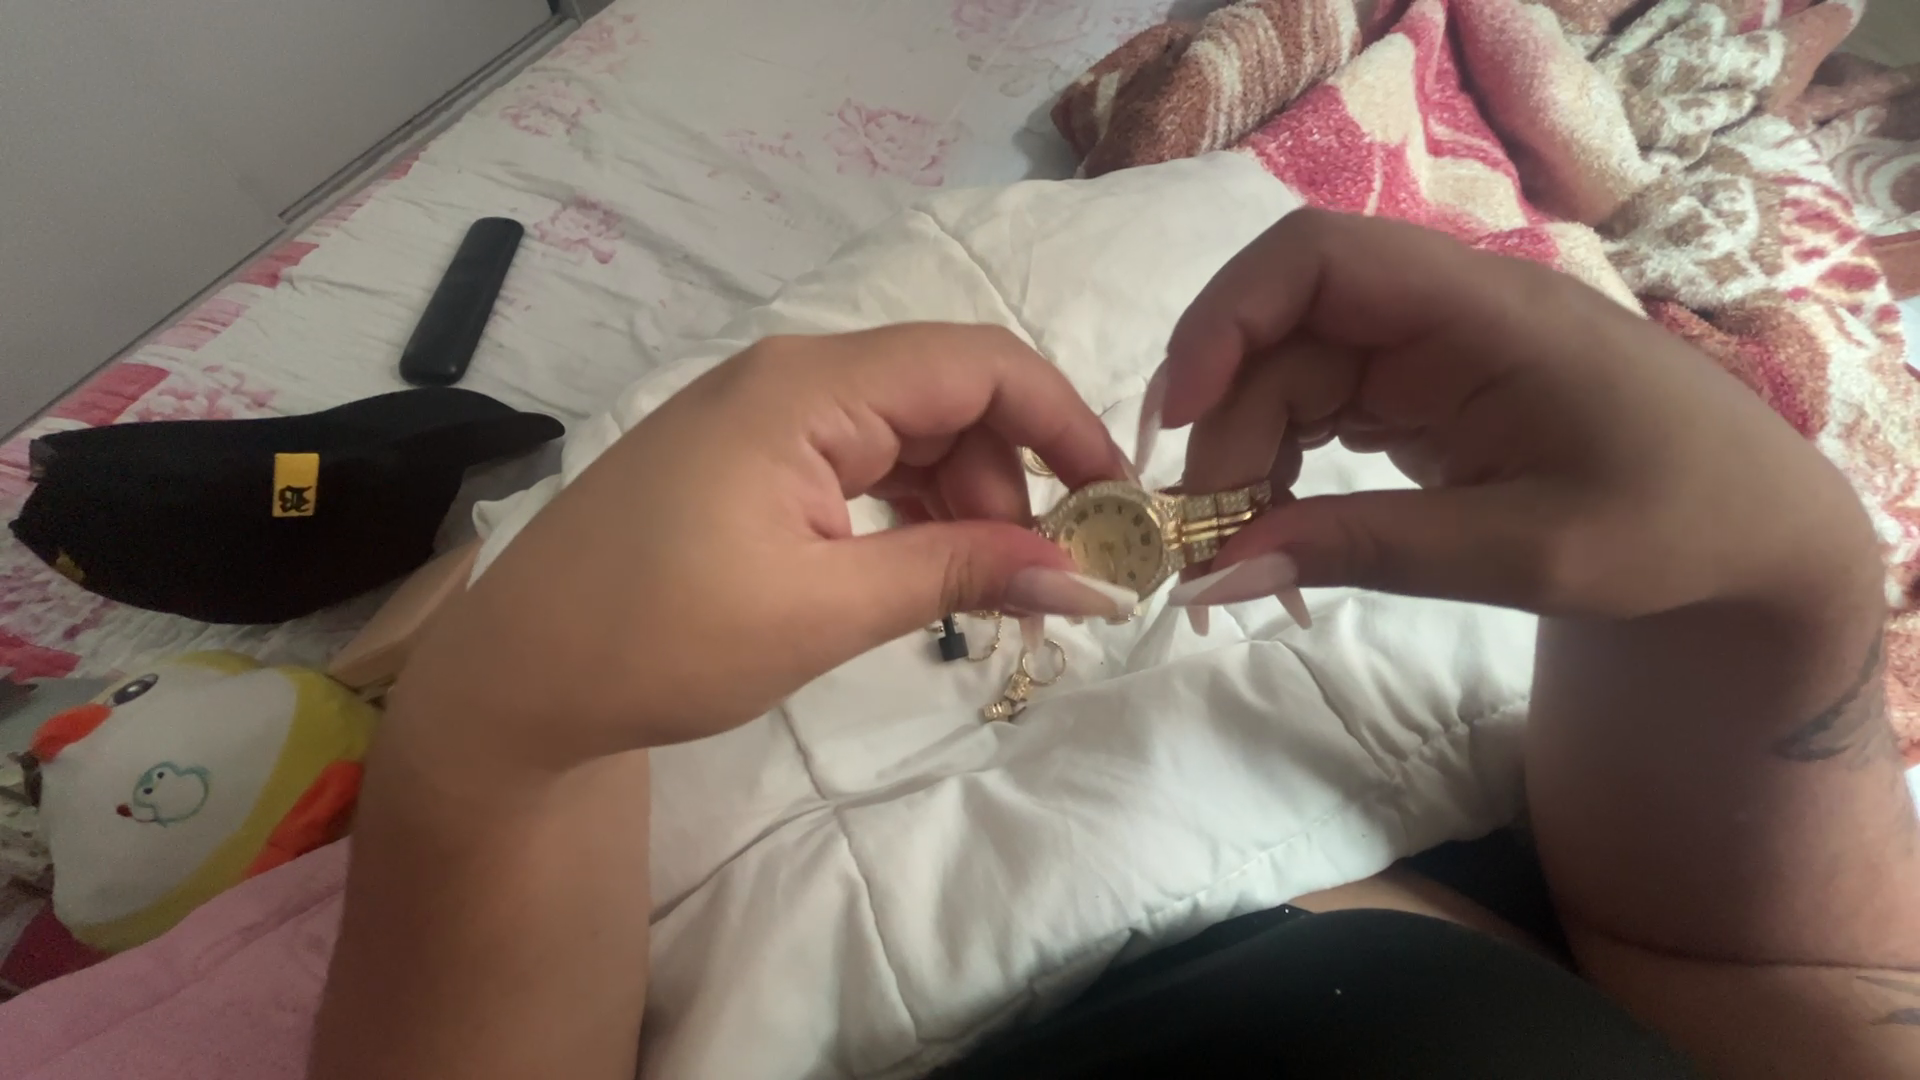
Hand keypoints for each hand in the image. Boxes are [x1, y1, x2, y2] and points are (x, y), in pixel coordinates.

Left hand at [390, 324, 1135, 763]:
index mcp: (810, 387)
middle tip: (1038, 576)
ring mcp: (774, 416)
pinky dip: (916, 513)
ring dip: (966, 504)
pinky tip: (925, 568)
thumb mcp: (828, 609)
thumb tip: (1082, 577)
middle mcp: (797, 377)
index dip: (1063, 422)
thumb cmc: (661, 640)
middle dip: (1013, 481)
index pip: (978, 364)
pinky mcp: (761, 460)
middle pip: (951, 398)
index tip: (1115, 499)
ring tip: (980, 590)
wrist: (520, 680)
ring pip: (915, 435)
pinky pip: (870, 465)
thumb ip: (962, 575)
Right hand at [1150, 210, 1880, 617]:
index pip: (1317, 259)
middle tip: (1210, 541)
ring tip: (1238, 545)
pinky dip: (1268, 470)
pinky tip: (1273, 524)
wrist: (1739, 537)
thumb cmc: (1672, 530)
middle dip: (1225, 437)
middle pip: (1276, 341)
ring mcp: (1412, 353)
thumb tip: (1215, 574)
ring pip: (1274, 381)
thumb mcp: (1527, 554)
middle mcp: (1432, 314)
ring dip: (1238, 460)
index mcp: (1483, 311)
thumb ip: (1364, 552)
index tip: (1177, 418)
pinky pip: (1300, 415)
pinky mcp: (1399, 394)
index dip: (1225, 321)